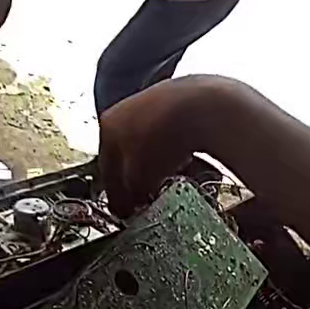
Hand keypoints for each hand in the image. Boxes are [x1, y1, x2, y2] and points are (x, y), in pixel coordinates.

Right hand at [98, 75, 250, 214]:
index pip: (107, 169)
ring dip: (155, 161)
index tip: (123, 212)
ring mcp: (154, 99)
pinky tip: (185, 159)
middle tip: (143, 198)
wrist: (202, 106)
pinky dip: (174, 147)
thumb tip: (135, 198)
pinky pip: (173, 131)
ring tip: (165, 181)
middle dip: (134, 176)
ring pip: (150, 139)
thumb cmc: (162, 144)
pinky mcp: (183, 96)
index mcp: (108, 127)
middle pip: (126, 152)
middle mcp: (125, 108)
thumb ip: (132, 194)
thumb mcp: (140, 180)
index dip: (115, 195)